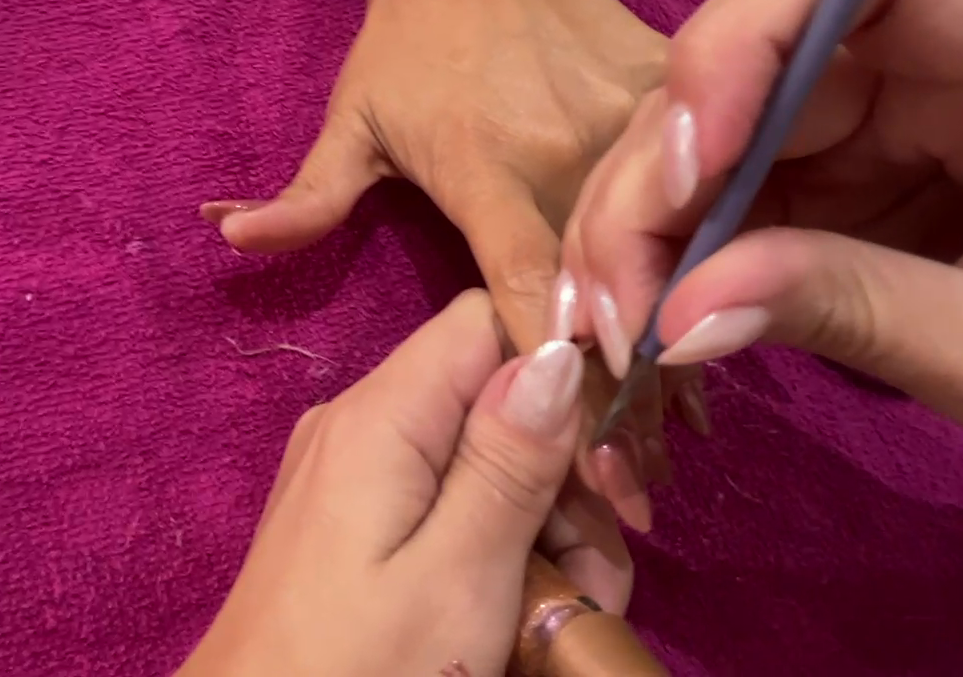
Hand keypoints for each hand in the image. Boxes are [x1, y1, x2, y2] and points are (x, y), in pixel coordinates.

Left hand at [179, 291, 591, 676]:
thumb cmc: (361, 668)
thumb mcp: (456, 578)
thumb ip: (506, 462)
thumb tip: (555, 347)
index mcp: (378, 413)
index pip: (481, 321)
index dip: (558, 367)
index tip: (614, 461)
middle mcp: (357, 417)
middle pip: (486, 392)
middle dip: (559, 472)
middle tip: (598, 575)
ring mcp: (348, 460)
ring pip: (473, 447)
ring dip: (538, 517)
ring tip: (566, 608)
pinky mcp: (349, 503)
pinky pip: (438, 487)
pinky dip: (491, 533)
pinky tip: (518, 603)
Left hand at [200, 0, 684, 533]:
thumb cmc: (402, 45)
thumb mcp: (348, 121)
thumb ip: (304, 197)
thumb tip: (222, 235)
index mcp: (484, 166)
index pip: (529, 286)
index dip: (557, 374)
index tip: (584, 461)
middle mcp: (568, 151)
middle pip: (611, 289)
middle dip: (625, 392)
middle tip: (633, 493)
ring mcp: (632, 121)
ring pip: (671, 250)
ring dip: (677, 344)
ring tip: (678, 440)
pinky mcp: (672, 97)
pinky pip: (704, 190)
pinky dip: (711, 258)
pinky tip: (716, 328)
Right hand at [560, 0, 962, 472]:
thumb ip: (867, 314)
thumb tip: (676, 317)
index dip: (745, 36)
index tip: (694, 165)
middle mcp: (921, 66)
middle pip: (729, 75)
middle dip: (651, 186)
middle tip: (619, 306)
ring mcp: (855, 122)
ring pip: (690, 136)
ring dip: (630, 227)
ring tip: (617, 326)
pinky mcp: (814, 176)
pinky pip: (702, 193)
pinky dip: (654, 250)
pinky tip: (635, 309)